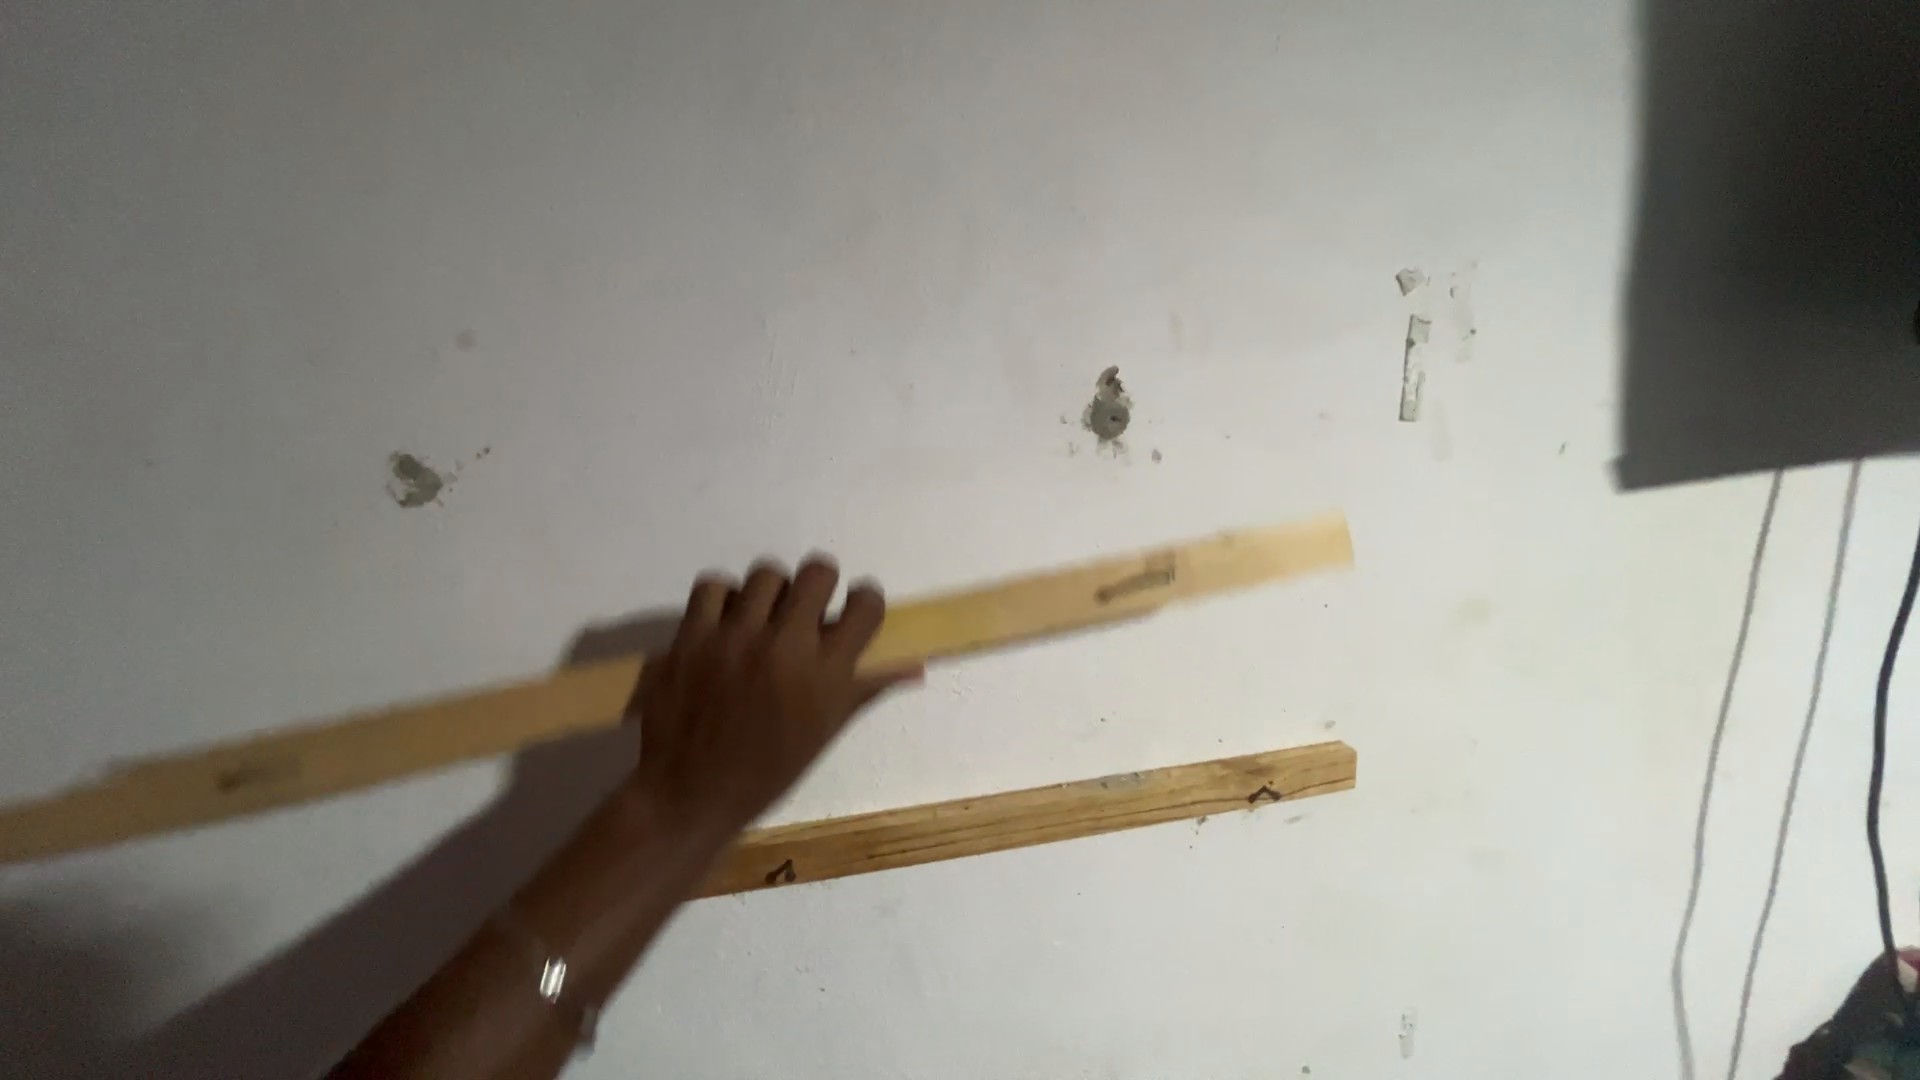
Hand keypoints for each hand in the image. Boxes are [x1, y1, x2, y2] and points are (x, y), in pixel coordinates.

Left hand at [629, 556, 921, 839]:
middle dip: (819, 584)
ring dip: (770, 592)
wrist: (690, 795)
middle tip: (807, 607)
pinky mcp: (692, 638)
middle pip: (817, 573)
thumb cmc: (767, 771)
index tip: (855, 610)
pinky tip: (725, 620)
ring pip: (766, 574)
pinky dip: (721, 598)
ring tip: (763, 616)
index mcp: (827, 676)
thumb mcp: (825, 731)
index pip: (866, 605)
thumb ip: (868, 689)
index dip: (865, 601)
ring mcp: (736, 639)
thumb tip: (916, 668)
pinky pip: (713, 586)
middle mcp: (787, 647)